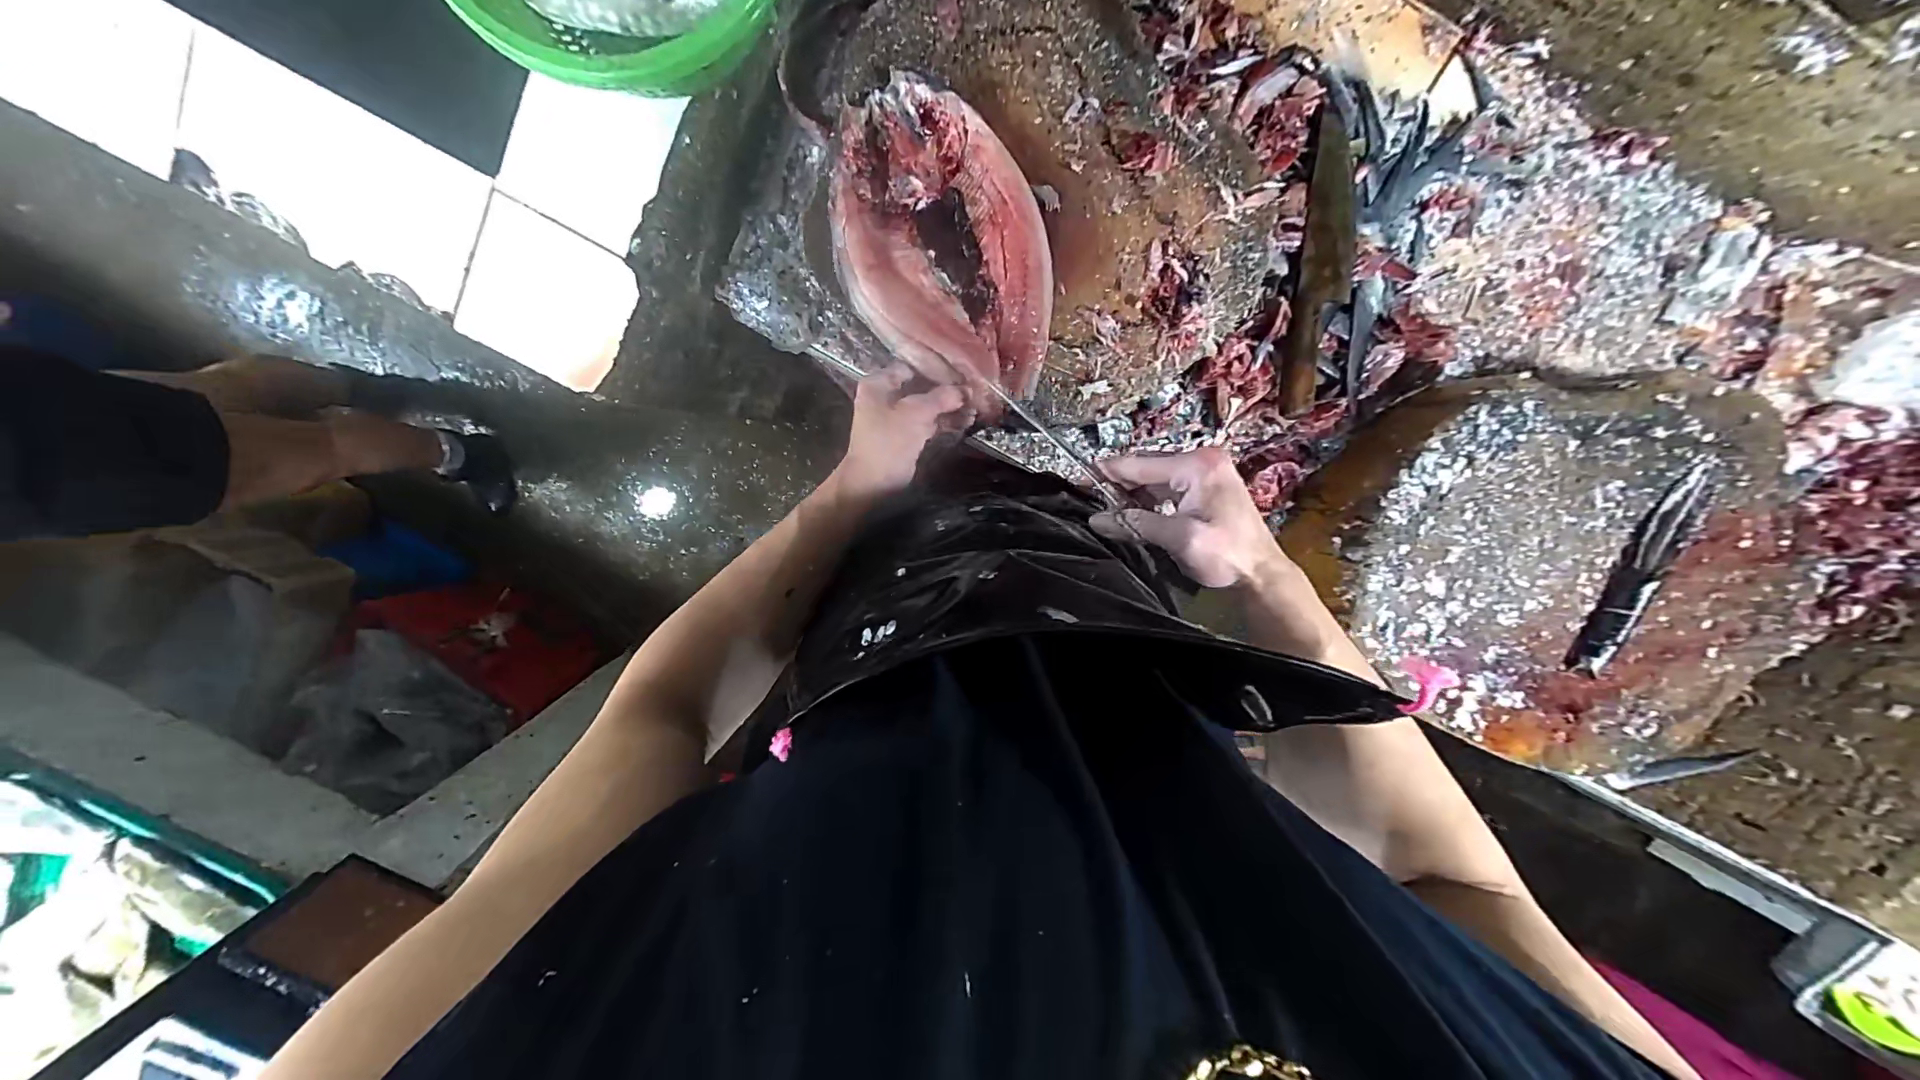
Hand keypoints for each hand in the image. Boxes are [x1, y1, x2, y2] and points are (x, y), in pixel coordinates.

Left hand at [830, 363, 968, 499]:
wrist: (873, 482)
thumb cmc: (889, 441)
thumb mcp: (915, 413)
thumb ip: (941, 397)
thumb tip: (966, 389)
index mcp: (879, 384)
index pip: (911, 365)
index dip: (936, 367)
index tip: (961, 371)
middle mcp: (886, 396)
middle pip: (921, 386)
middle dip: (947, 390)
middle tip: (973, 390)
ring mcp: (896, 417)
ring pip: (927, 405)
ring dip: (949, 407)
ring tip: (975, 408)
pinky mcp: (906, 435)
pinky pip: (928, 422)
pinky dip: (945, 421)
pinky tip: (966, 421)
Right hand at [1089, 447, 1293, 588]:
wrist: (1262, 574)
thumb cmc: (1229, 555)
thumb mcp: (1179, 538)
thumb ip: (1136, 524)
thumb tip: (1098, 519)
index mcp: (1197, 466)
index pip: (1139, 464)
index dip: (1105, 473)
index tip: (1079, 481)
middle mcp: (1202, 461)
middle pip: (1145, 468)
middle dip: (1117, 485)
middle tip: (1090, 502)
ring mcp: (1205, 473)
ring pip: (1153, 479)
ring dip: (1130, 495)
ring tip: (1106, 512)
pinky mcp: (1205, 488)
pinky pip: (1165, 488)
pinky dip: (1146, 500)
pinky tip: (1131, 514)